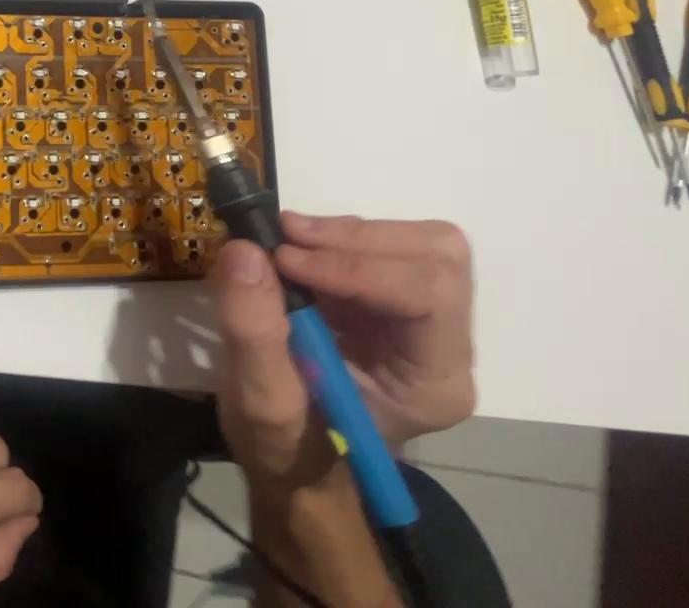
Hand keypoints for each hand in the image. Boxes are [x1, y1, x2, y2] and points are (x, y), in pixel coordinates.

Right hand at [211, 213, 475, 494]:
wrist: (288, 457)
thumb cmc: (284, 444)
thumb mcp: (259, 401)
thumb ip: (254, 331)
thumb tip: (243, 250)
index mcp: (431, 384)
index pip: (428, 298)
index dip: (356, 268)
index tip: (284, 259)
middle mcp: (445, 346)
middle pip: (436, 258)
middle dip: (357, 239)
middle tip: (284, 238)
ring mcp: (421, 319)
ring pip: (416, 242)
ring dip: (346, 232)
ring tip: (284, 240)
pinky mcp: (389, 298)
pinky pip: (382, 245)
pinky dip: (334, 235)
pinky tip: (294, 252)